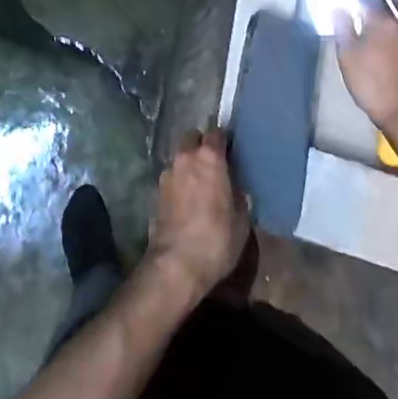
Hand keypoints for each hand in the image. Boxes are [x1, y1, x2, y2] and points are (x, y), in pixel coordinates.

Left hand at [146, 129, 248, 300]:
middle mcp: (185, 158)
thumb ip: (240, 195)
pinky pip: (171, 178)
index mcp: (209, 158)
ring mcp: (167, 175)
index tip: (232, 151)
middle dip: (202, 145)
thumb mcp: (241, 219)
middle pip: (192, 138)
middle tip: (214, 164)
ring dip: (189, 164)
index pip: (217, 132)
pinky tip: (187, 200)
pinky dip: (179, 182)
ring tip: (199, 184)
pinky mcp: (155, 194)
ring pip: (179, 157)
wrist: (176, 266)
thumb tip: (237, 189)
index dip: (225, 140)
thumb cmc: (216, 238)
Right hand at [336, 11, 397, 148]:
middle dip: (362, 23)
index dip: (350, 7)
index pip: (363, 3)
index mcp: (382, 21)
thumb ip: (343, 28)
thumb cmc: (371, 83)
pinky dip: (384, 49)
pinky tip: (376, 61)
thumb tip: (339, 7)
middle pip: (376, 17)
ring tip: (360, 50)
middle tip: (347, 35)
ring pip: (386, 32)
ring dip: (374, 37)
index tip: (340, 16)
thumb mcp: (348, 55)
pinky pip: (393, 45)